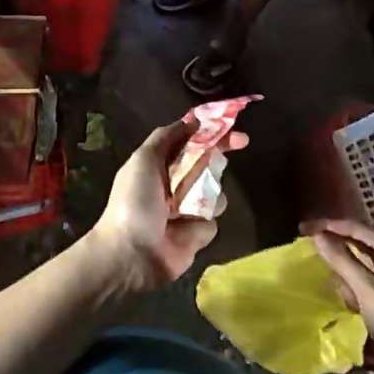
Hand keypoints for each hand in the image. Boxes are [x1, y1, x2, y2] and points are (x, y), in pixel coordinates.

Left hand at [87, 119, 247, 291]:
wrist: (131, 253)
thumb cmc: (134, 201)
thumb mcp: (144, 160)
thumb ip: (166, 137)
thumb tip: (192, 120)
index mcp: (158, 164)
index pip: (188, 142)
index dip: (209, 132)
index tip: (230, 124)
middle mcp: (173, 184)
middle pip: (206, 163)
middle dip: (219, 154)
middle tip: (242, 141)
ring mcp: (186, 210)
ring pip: (215, 191)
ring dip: (209, 193)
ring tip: (189, 205)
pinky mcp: (196, 234)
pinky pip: (212, 221)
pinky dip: (201, 222)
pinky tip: (185, 230)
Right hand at [304, 218, 373, 373]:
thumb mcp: (372, 295)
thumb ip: (345, 263)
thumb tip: (318, 235)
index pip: (361, 231)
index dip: (331, 226)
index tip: (303, 229)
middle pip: (363, 248)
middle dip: (337, 249)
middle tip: (310, 253)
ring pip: (364, 271)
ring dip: (346, 275)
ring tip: (335, 289)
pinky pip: (368, 291)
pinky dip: (355, 293)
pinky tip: (348, 305)